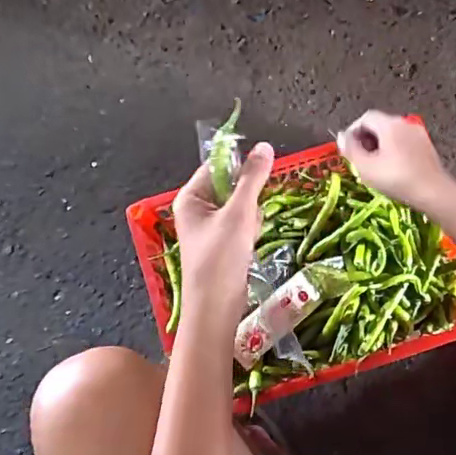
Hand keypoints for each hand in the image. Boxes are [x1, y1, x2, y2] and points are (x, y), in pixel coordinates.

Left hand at [172, 141, 273, 320]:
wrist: (216, 307)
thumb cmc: (220, 259)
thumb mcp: (239, 214)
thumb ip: (253, 179)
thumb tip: (265, 147)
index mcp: (191, 198)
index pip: (218, 167)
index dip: (241, 168)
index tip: (262, 174)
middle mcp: (197, 211)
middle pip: (233, 187)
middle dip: (248, 200)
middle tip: (249, 217)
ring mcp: (211, 229)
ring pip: (242, 208)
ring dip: (252, 218)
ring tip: (248, 237)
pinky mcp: (223, 245)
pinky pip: (243, 227)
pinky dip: (251, 233)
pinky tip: (249, 246)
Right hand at [337, 111, 452, 209]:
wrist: (434, 192)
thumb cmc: (397, 179)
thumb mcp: (366, 167)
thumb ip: (350, 150)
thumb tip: (341, 137)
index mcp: (390, 124)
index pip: (365, 118)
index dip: (352, 131)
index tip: (348, 149)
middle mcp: (405, 124)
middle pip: (380, 124)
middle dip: (366, 139)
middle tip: (359, 158)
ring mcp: (419, 135)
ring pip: (393, 135)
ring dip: (380, 147)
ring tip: (374, 166)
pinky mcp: (427, 148)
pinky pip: (405, 144)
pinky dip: (394, 152)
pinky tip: (393, 170)